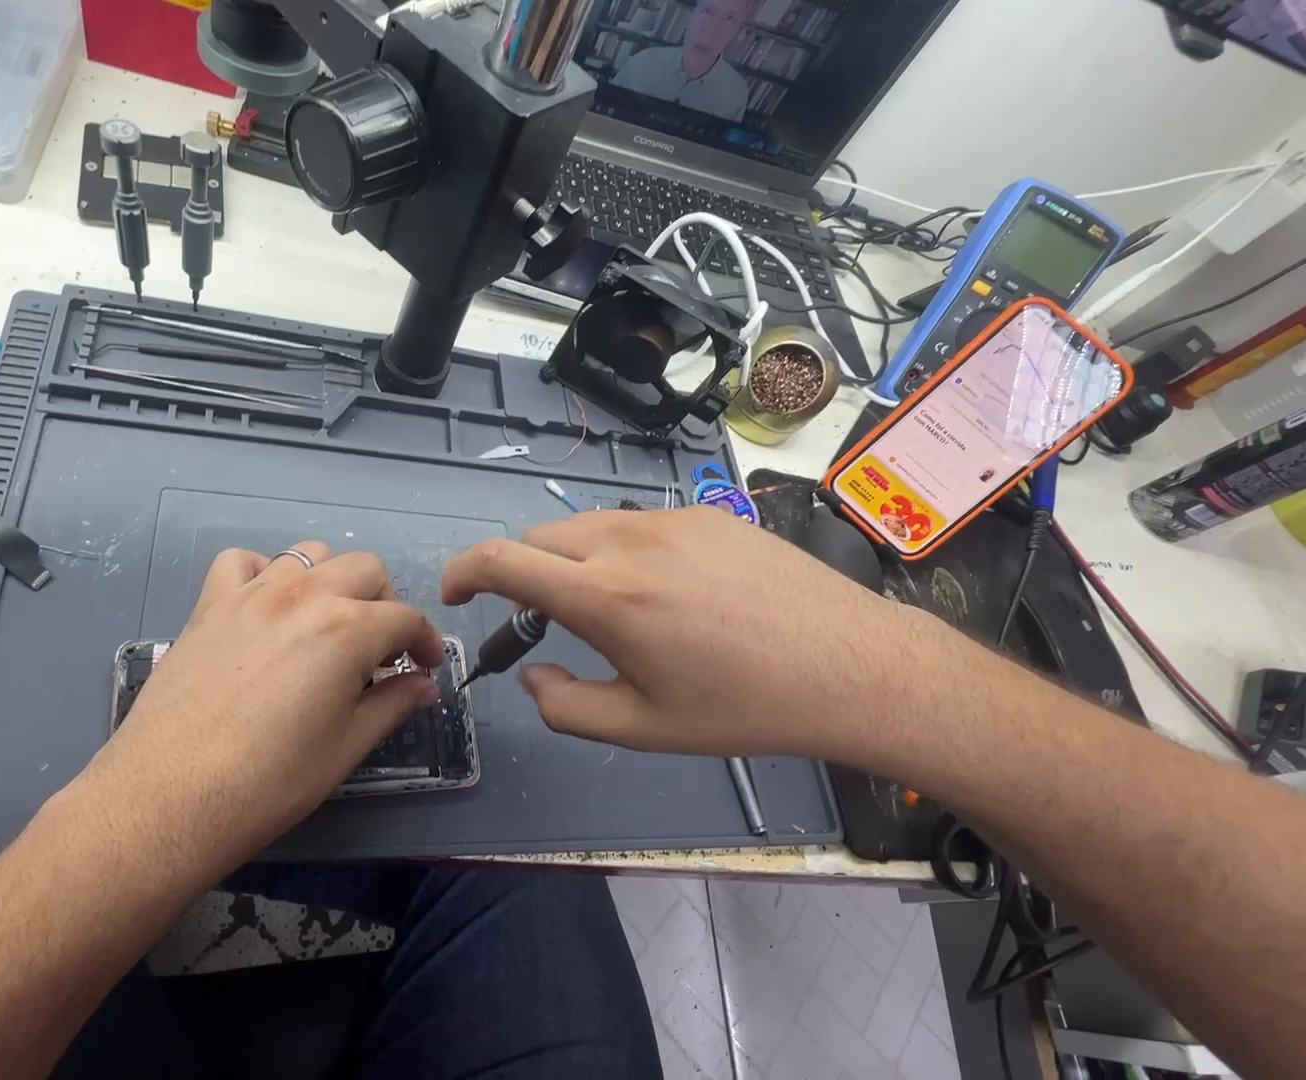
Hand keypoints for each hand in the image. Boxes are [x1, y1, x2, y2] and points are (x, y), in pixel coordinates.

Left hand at [66, 540, 443, 882]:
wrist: (170, 798)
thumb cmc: (270, 781)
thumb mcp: (346, 747)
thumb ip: (392, 705)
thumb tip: (425, 686)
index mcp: (347, 628)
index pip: (405, 618)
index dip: (424, 642)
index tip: (424, 668)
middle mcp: (304, 594)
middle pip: (366, 570)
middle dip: (385, 604)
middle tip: (379, 653)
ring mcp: (252, 593)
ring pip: (309, 554)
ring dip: (331, 581)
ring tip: (326, 626)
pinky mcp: (209, 604)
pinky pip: (242, 562)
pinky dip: (263, 573)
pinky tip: (266, 610)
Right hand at [440, 507, 922, 758]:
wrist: (850, 666)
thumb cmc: (742, 707)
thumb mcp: (642, 727)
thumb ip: (564, 706)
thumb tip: (532, 673)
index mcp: (602, 597)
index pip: (501, 559)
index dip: (462, 571)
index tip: (455, 594)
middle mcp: (626, 541)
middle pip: (538, 538)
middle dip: (520, 574)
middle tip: (545, 622)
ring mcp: (668, 519)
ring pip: (585, 526)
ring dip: (569, 560)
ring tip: (611, 610)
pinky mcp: (704, 513)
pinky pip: (635, 523)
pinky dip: (617, 550)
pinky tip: (665, 591)